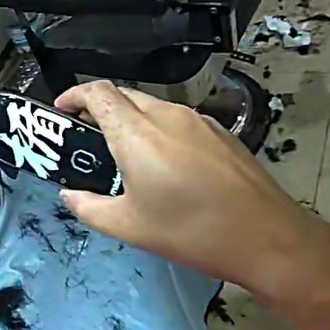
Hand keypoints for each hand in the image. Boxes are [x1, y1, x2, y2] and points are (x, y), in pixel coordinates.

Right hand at [54, 81, 329, 298]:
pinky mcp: (222, 132)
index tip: (63, 111)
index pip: (98, 92)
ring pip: (155, 108)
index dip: (74, 96)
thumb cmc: (191, 232)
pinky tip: (168, 165)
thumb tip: (70, 195)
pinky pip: (180, 122)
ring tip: (127, 157)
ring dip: (133, 122)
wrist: (267, 236)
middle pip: (125, 96)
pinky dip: (161, 132)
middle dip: (101, 110)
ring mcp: (200, 120)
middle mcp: (168, 115)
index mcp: (138, 133)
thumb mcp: (130, 227)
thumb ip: (90, 207)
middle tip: (90, 140)